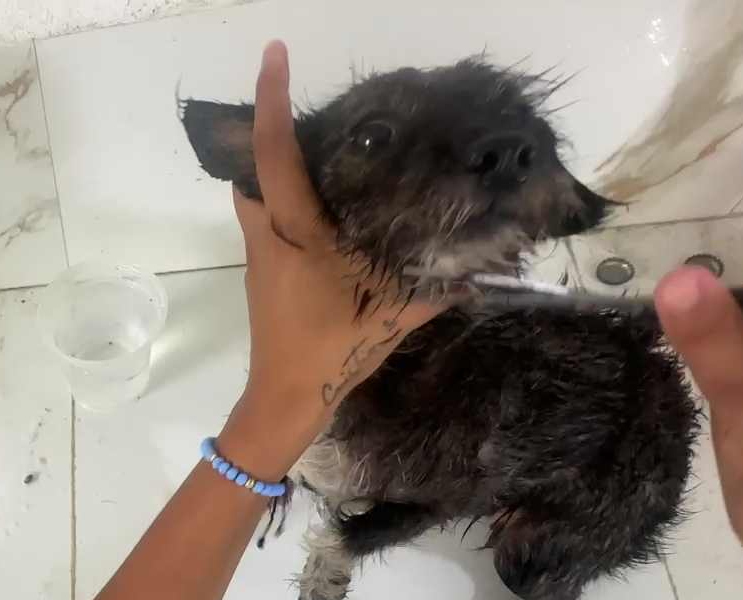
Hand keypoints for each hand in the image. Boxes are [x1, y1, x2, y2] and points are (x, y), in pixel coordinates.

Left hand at [217, 41, 442, 478]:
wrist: (283, 400)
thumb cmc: (331, 356)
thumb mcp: (392, 317)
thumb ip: (440, 284)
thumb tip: (491, 254)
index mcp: (295, 238)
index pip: (276, 159)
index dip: (271, 105)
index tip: (273, 55)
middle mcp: (268, 240)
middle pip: (252, 171)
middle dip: (271, 133)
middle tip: (311, 106)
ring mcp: (259, 258)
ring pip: (253, 197)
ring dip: (274, 168)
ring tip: (324, 147)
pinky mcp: (260, 275)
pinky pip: (262, 220)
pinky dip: (281, 197)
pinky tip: (323, 202)